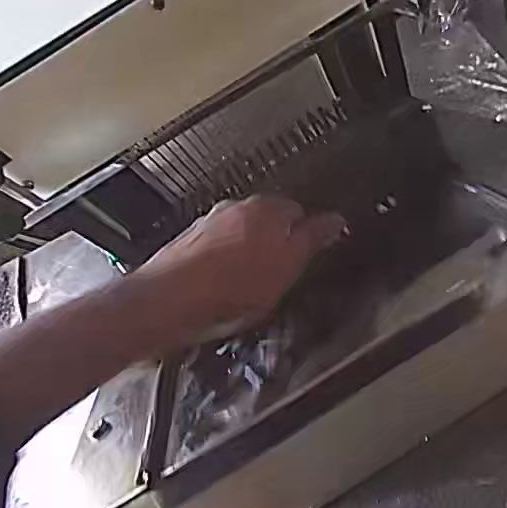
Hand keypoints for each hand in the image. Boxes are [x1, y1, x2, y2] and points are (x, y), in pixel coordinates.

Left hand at [133, 195, 344, 344]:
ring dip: (247, 255)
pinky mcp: (189, 242)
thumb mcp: (287, 267)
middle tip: (277, 278)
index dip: (305, 239)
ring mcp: (210, 223)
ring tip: (247, 289)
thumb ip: (313, 240)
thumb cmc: (231, 286)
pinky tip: (222, 289)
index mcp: (268, 208)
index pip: (300, 213)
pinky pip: (218, 250)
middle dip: (274, 245)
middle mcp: (237, 207)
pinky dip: (223, 265)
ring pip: (241, 236)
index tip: (305, 259)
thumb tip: (335, 221)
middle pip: (268, 222)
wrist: (171, 299)